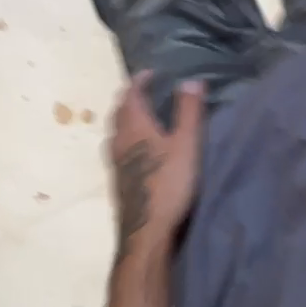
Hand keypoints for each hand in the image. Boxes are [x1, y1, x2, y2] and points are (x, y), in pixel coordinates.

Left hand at [108, 72, 205, 263]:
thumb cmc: (168, 183)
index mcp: (134, 126)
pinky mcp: (118, 181)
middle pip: (119, 111)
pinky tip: (139, 149)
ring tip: (141, 115)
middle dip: (130, 97)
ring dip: (126, 118)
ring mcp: (115, 163)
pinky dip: (127, 137)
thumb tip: (190, 79)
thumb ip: (189, 110)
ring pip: (116, 131)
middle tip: (145, 90)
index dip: (139, 81)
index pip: (130, 94)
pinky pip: (118, 148)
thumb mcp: (186, 143)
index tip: (150, 72)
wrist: (146, 234)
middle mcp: (119, 140)